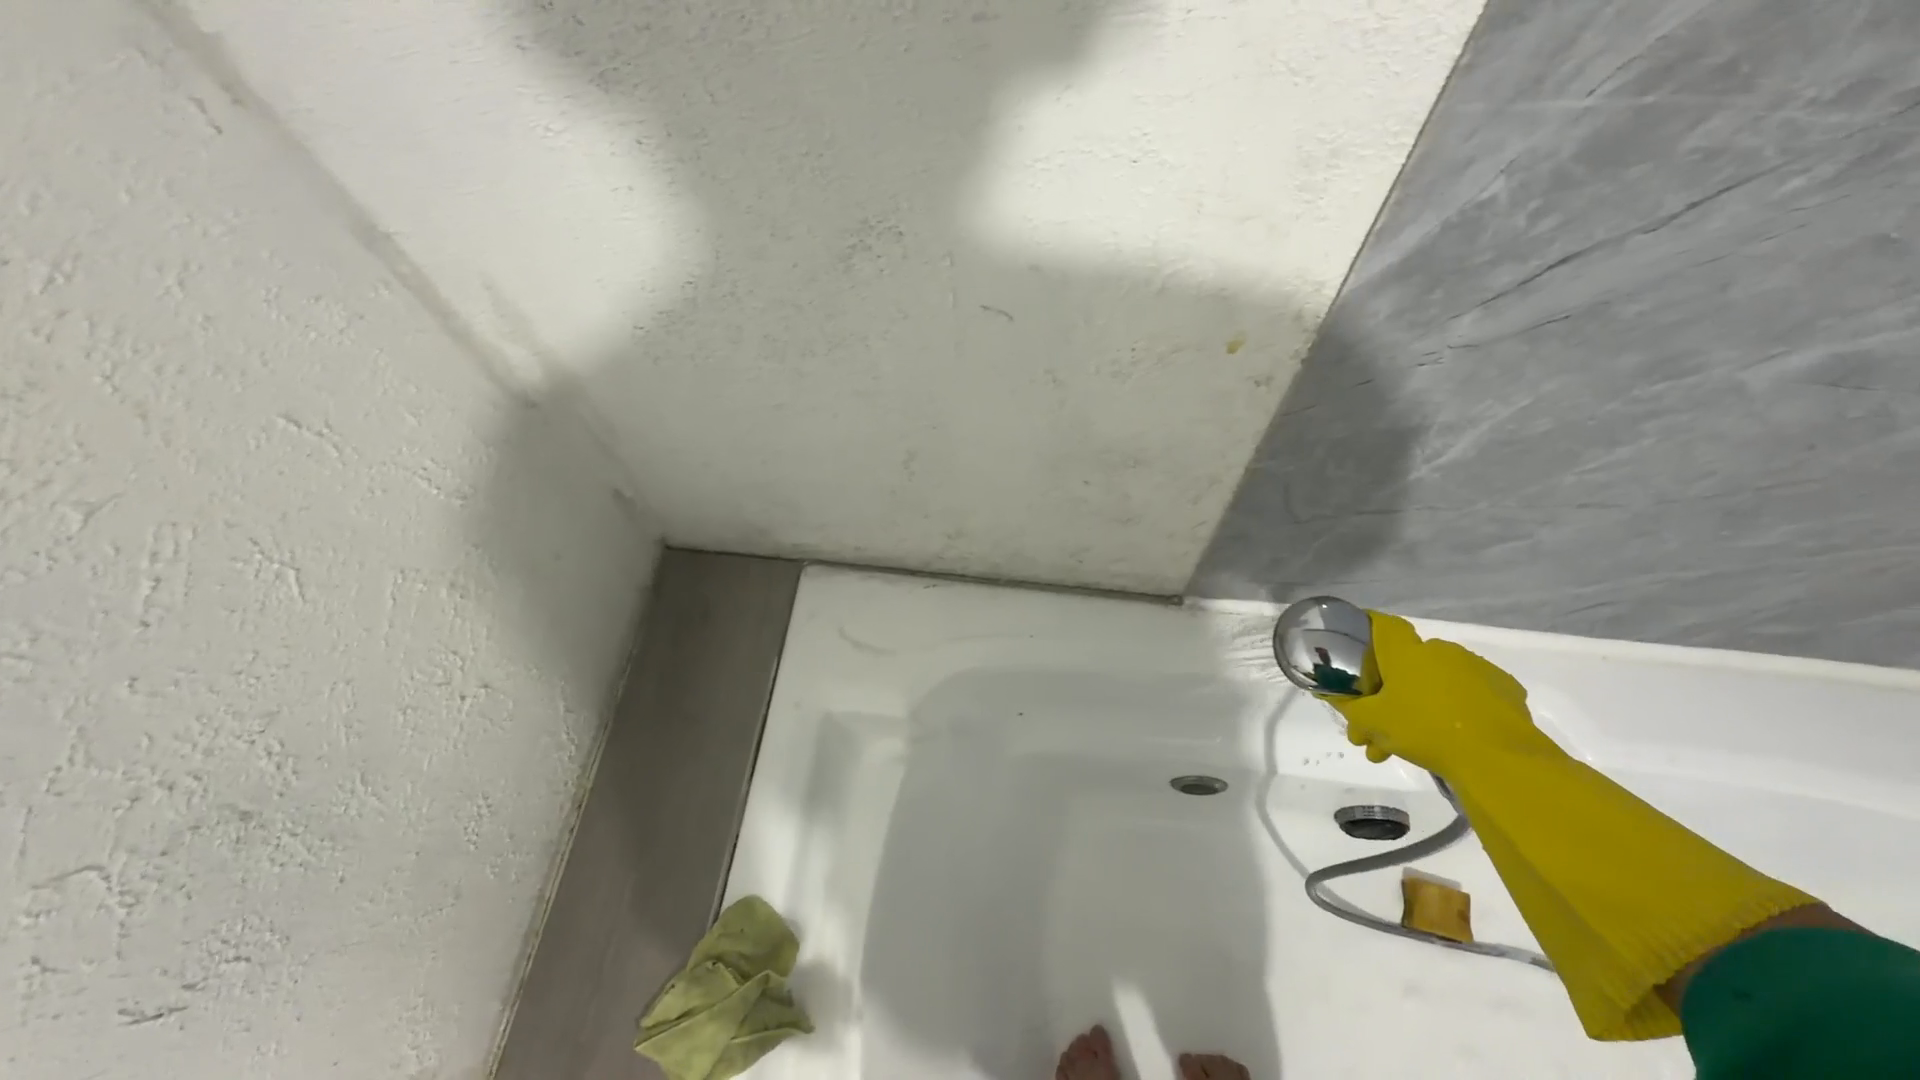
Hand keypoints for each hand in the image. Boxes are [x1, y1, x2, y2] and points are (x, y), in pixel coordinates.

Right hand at [1325, 612, 1558, 777]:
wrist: (1497, 758)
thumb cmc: (1424, 730)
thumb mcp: (1371, 722)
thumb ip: (1348, 707)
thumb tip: (1337, 696)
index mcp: (1407, 652)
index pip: (1381, 624)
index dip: (1364, 628)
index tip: (1353, 644)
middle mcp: (1441, 651)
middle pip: (1404, 665)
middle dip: (1384, 696)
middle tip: (1372, 729)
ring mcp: (1477, 668)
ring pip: (1433, 684)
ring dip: (1414, 708)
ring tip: (1401, 748)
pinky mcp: (1504, 690)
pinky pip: (1466, 695)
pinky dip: (1451, 711)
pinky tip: (1446, 740)